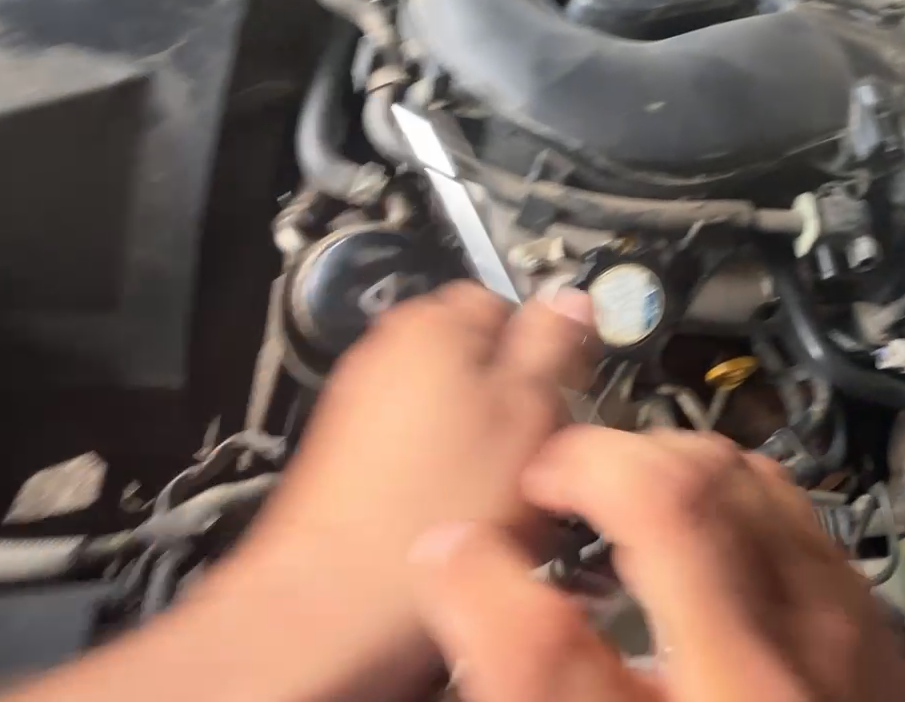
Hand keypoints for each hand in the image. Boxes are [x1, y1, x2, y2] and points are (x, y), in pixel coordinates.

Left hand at [210, 283, 595, 694]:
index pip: (508, 298)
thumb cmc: (430, 509)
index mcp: (433, 323)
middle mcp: (389, 350)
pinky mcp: (355, 454)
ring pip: (457, 400)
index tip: (565, 380)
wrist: (332, 607)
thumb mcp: (528, 411)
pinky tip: (462, 504)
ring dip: (487, 431)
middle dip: (516, 391)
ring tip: (500, 482)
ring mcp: (366, 403)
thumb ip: (554, 345)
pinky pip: (426, 441)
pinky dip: (450, 463)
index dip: (546, 341)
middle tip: (537, 438)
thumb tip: (571, 299)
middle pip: (481, 352)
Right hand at [412, 427, 904, 701]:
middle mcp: (761, 683)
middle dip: (588, 463)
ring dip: (654, 457)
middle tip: (547, 478)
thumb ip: (554, 687)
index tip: (447, 550)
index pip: (548, 657)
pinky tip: (691, 498)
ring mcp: (832, 630)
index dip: (477, 585)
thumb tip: (489, 622)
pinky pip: (780, 493)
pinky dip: (719, 474)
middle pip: (670, 506)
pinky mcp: (862, 605)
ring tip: (611, 480)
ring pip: (730, 474)